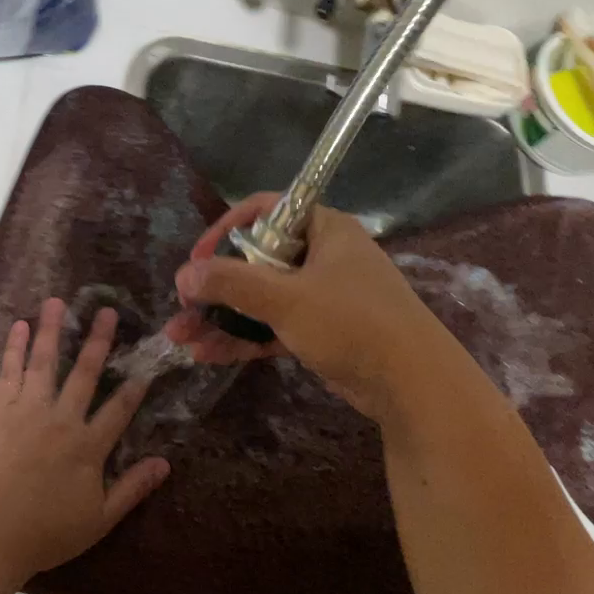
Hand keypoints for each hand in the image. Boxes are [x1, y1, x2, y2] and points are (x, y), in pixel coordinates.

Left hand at [0, 298, 171, 575]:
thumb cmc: (47, 532)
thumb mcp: (100, 519)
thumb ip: (133, 489)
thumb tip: (165, 464)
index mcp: (89, 446)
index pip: (119, 408)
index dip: (135, 387)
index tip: (146, 365)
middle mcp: (62, 419)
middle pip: (84, 373)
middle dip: (98, 341)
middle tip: (107, 311)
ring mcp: (28, 411)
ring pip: (44, 362)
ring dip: (51, 330)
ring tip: (56, 301)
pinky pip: (9, 372)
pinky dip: (14, 348)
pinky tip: (19, 327)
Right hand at [163, 192, 438, 419]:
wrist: (412, 382)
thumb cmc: (352, 323)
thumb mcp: (286, 299)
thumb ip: (232, 283)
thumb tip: (183, 275)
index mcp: (323, 230)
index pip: (264, 211)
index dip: (224, 231)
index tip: (197, 259)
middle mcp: (322, 256)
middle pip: (256, 260)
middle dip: (215, 288)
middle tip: (182, 309)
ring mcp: (322, 296)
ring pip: (260, 299)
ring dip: (222, 318)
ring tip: (181, 339)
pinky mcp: (321, 331)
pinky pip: (272, 326)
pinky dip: (243, 338)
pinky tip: (208, 355)